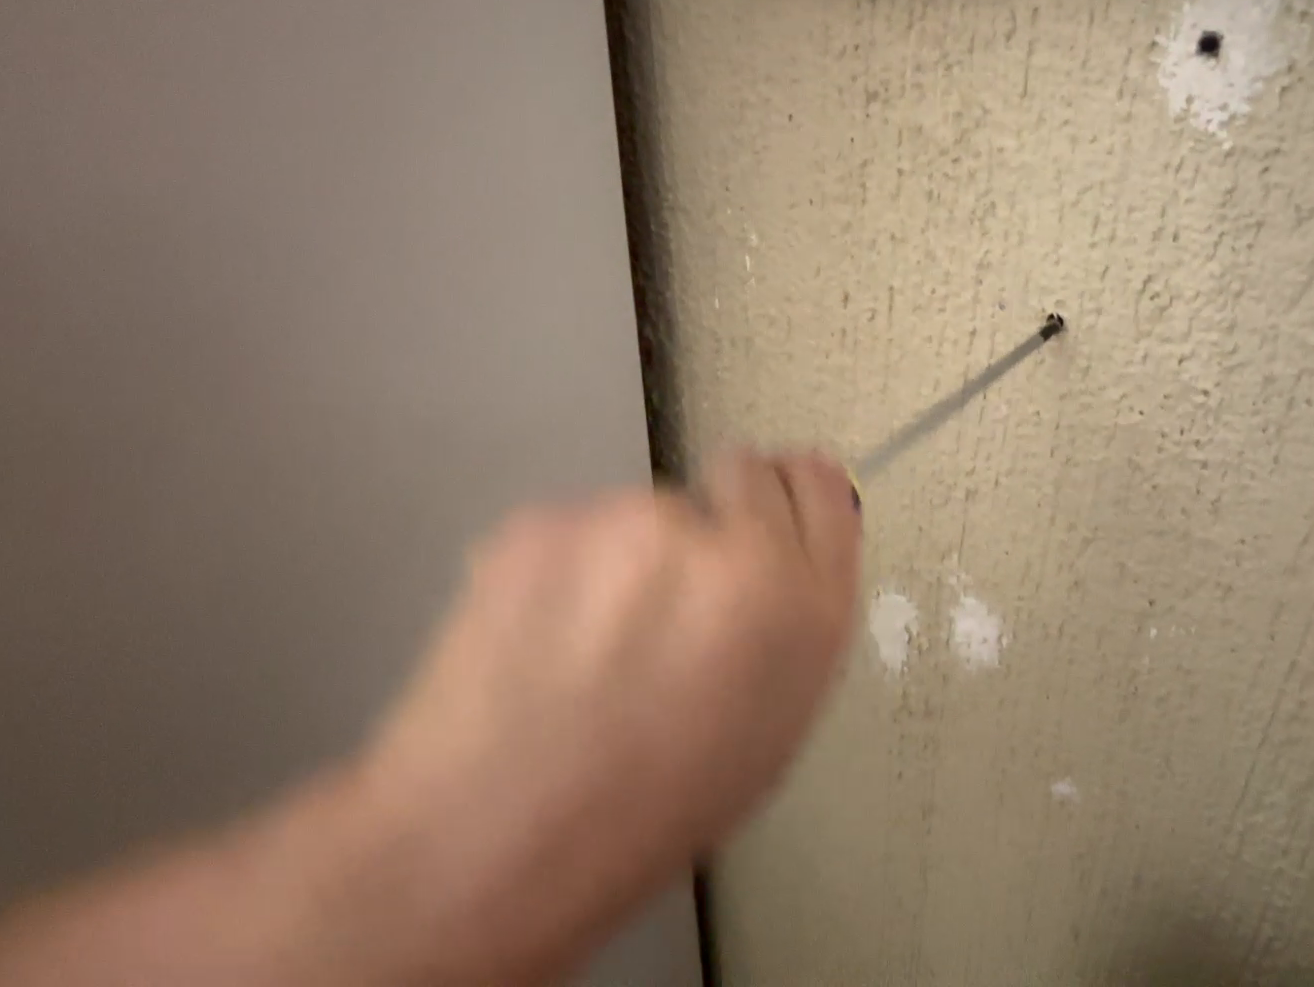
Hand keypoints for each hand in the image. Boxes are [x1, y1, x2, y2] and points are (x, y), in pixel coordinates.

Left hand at [348, 449, 861, 985]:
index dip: (789, 497)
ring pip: (652, 508)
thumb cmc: (659, 800)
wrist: (494, 842)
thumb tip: (785, 548)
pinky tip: (540, 634)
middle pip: (744, 471)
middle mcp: (736, 545)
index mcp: (805, 602)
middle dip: (722, 512)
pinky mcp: (547, 520)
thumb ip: (796, 612)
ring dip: (636, 552)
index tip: (765, 517)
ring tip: (594, 639)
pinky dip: (568, 565)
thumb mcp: (778, 715)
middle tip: (678, 584)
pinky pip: (578, 526)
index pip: (820, 483)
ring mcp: (637, 523)